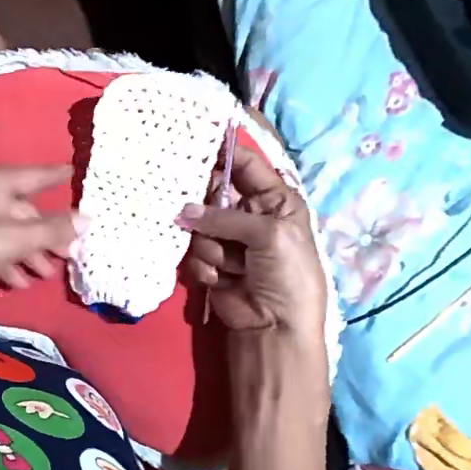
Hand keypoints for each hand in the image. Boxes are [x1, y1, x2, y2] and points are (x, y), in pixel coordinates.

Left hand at [0, 165, 80, 295]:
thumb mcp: (17, 238)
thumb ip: (53, 230)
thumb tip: (86, 219)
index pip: (35, 175)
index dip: (57, 176)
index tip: (77, 173)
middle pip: (25, 212)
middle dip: (47, 235)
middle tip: (69, 254)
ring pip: (10, 234)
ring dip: (30, 255)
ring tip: (45, 275)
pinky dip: (8, 263)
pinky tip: (18, 283)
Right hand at [177, 139, 326, 338]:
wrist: (275, 326)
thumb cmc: (287, 274)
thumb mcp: (269, 234)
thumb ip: (225, 216)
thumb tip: (182, 211)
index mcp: (276, 201)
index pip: (247, 167)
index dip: (225, 154)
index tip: (196, 143)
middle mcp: (250, 217)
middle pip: (215, 197)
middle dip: (208, 209)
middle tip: (201, 215)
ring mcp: (229, 243)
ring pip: (199, 229)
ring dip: (212, 248)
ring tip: (231, 267)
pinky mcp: (211, 266)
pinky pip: (194, 255)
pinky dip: (205, 268)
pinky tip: (221, 281)